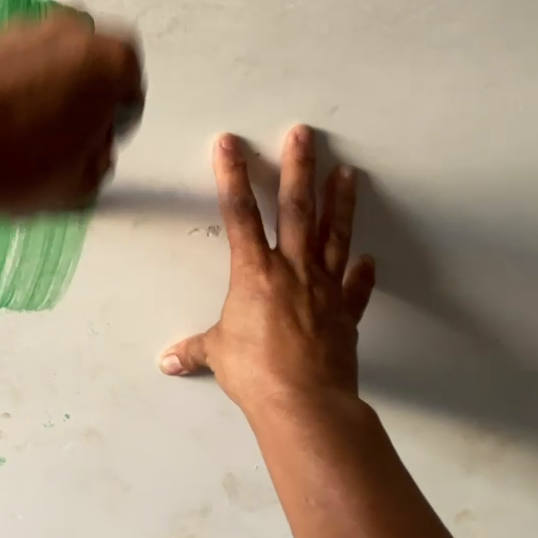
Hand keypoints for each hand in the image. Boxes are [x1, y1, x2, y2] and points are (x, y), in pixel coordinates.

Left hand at [0, 8, 143, 213]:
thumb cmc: (19, 165)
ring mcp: (19, 32)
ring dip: (39, 96)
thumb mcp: (81, 185)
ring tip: (18, 143)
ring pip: (43, 67)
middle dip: (78, 100)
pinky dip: (4, 94)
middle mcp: (70, 31)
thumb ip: (97, 161)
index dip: (111, 127)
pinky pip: (5, 72)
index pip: (128, 93)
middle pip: (86, 69)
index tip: (92, 150)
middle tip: (59, 145)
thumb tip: (87, 153)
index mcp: (111, 59)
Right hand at [157, 125, 376, 412]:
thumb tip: (168, 361)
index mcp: (254, 274)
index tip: (230, 145)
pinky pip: (356, 287)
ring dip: (340, 202)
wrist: (304, 402)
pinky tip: (369, 258)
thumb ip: (194, 350)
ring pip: (334, 236)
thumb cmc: (255, 373)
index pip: (239, 215)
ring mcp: (324, 289)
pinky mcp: (345, 313)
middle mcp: (292, 271)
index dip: (232, 177)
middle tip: (303, 136)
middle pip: (296, 209)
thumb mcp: (217, 354)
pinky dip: (362, 273)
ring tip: (347, 174)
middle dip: (297, 168)